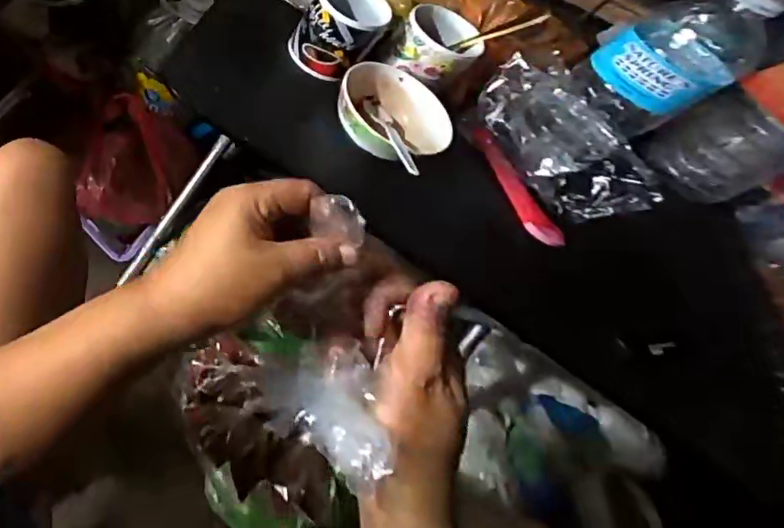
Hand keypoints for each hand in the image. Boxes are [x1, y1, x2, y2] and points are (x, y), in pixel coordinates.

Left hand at [138, 179, 360, 340]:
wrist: (166, 312)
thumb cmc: (222, 285)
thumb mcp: (275, 271)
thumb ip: (315, 256)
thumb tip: (353, 249)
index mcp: (250, 195)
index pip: (303, 190)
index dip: (330, 212)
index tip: (350, 242)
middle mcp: (239, 198)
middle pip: (290, 204)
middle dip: (316, 230)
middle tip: (339, 260)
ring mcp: (229, 218)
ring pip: (277, 223)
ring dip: (299, 244)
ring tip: (322, 271)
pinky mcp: (223, 239)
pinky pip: (261, 236)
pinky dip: (280, 251)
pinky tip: (293, 274)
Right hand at [363, 282, 465, 527]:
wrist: (392, 500)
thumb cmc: (407, 435)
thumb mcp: (417, 377)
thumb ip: (426, 331)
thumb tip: (445, 282)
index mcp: (444, 355)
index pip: (423, 301)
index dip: (394, 295)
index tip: (370, 312)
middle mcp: (429, 362)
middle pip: (402, 316)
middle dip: (374, 314)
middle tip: (358, 334)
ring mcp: (407, 381)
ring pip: (383, 337)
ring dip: (359, 333)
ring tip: (341, 346)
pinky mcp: (386, 397)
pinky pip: (370, 360)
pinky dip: (354, 355)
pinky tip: (339, 362)